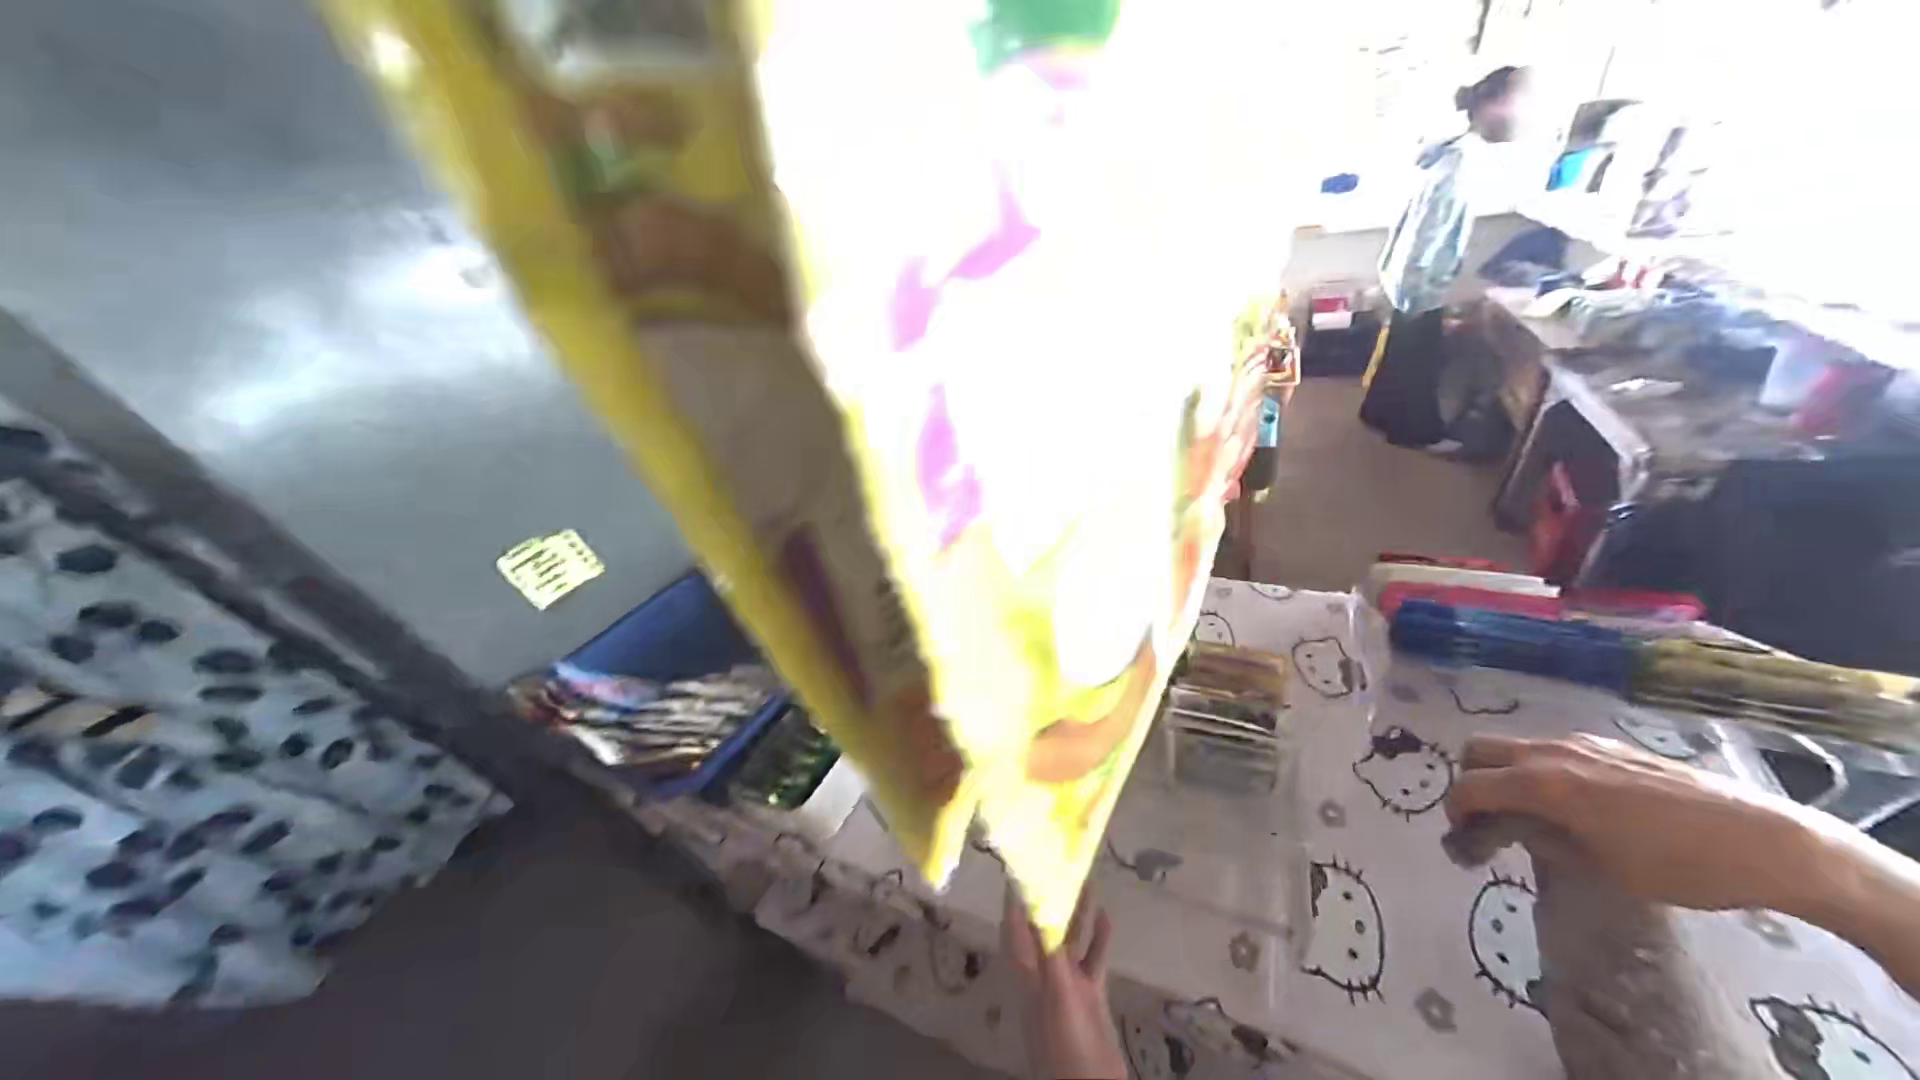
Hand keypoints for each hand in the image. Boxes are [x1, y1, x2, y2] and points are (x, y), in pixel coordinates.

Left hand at [1002, 884, 1126, 1079]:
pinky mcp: (1089, 994)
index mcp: (1026, 972)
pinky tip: (1108, 917)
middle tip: (1061, 865)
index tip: (1021, 866)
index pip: (1015, 925)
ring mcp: (1067, 983)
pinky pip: (1093, 959)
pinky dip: (1099, 939)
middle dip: (1051, 898)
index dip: (1016, 897)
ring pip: (1070, 939)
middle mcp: (1044, 972)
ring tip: (1088, 881)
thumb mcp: (1055, 996)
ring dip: (1078, 913)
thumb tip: (1043, 911)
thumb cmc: (1064, 1044)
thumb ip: (1052, 954)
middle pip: (1044, 927)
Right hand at [1446, 733, 1833, 912]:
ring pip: (1512, 746)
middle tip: (1488, 815)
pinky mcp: (1606, 745)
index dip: (1455, 810)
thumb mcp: (1600, 868)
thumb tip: (1513, 830)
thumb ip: (1542, 842)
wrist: (1769, 841)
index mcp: (1541, 784)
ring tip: (1531, 810)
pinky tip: (1575, 801)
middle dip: (1470, 780)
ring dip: (1504, 772)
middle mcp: (1548, 753)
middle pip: (1476, 750)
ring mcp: (1578, 742)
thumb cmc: (1680, 866)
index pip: (1469, 787)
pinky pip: (1548, 748)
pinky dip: (1538, 768)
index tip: (1463, 836)